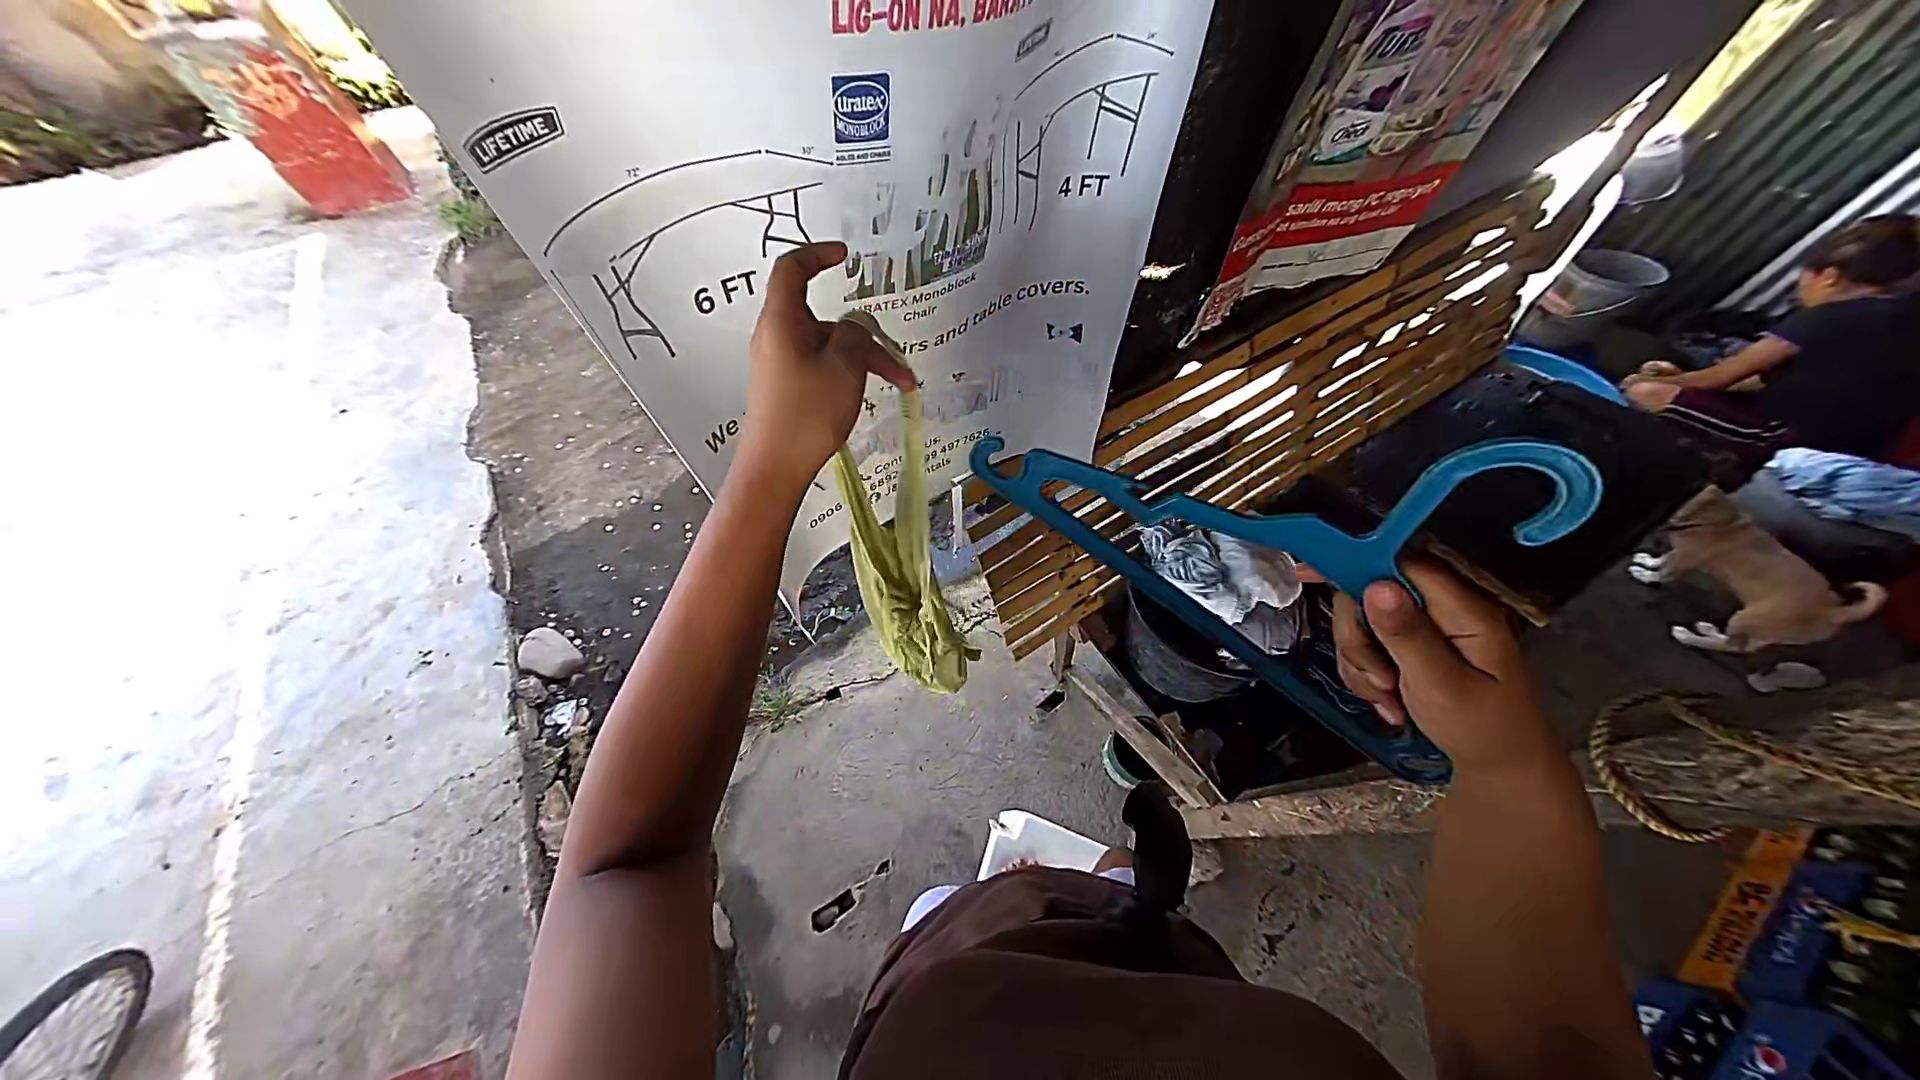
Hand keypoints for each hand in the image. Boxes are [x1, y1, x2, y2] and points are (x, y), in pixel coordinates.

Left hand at [737, 241, 915, 494]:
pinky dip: (847, 374)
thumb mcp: (844, 367)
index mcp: (782, 321)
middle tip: (897, 360)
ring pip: (829, 347)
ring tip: (897, 384)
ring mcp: (780, 364)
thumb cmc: (807, 413)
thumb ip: (856, 335)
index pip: (793, 269)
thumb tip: (857, 327)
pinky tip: (868, 393)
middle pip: (824, 318)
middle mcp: (777, 337)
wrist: (776, 467)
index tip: (844, 255)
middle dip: (865, 335)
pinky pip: (821, 367)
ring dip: (864, 360)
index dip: (818, 254)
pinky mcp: (786, 387)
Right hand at [1331, 560, 1558, 775]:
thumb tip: (1377, 587)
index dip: (1355, 564)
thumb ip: (1407, 635)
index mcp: (1462, 610)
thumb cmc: (1481, 728)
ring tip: (1387, 696)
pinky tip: (1386, 698)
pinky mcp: (1407, 643)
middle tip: (1377, 679)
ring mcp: (1422, 626)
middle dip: (1358, 638)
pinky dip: (1364, 672)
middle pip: (1369, 595)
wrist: (1498, 766)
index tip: (1308, 573)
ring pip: (1360, 623)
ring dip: (1360, 662)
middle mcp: (1440, 609)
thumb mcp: (1441, 685)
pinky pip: (1364, 644)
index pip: (1400, 564)